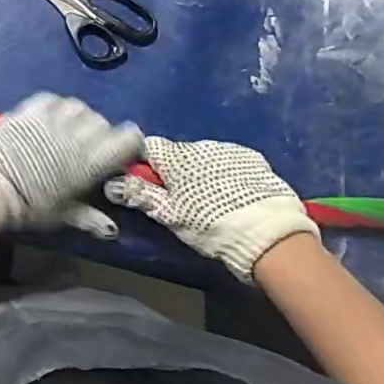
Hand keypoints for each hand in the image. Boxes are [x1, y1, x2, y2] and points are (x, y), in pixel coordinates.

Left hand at [0, 93, 142, 235]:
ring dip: (77, 117)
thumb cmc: (28, 206)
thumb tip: (111, 230)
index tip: (120, 152)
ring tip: (67, 130)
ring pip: (78, 108)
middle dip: (100, 133)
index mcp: (92, 161)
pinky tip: (48, 118)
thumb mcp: (62, 216)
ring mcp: (52, 120)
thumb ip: (89, 218)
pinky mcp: (28, 112)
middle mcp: (77, 135)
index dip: (128, 144)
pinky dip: (54, 106)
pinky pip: (50, 100)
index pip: (128, 139)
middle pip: (102, 122)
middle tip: (87, 146)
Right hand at [104, 137, 318, 282]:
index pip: (149, 148)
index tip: (150, 186)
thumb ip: (139, 195)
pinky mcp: (257, 161)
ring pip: (204, 158)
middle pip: (178, 154)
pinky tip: (232, 197)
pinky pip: (229, 163)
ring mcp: (233, 152)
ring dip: (201, 173)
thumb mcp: (169, 215)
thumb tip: (112, 185)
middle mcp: (203, 147)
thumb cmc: (210, 224)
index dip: (146, 167)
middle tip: (181, 199)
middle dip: (175, 171)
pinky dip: (225, 175)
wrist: (271, 237)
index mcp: (178, 157)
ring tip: (210, 200)